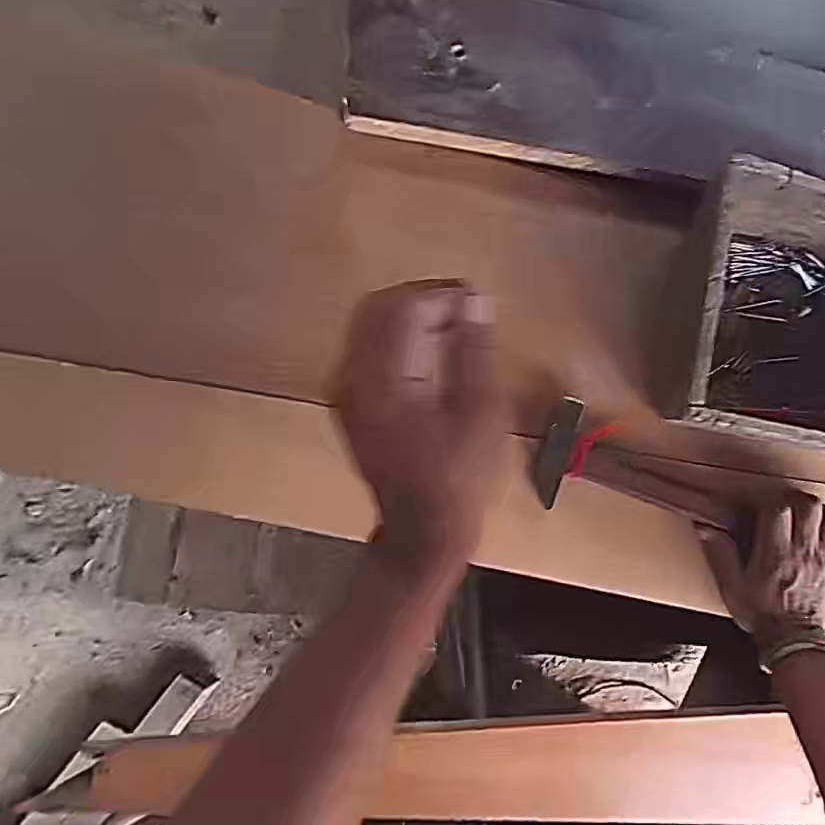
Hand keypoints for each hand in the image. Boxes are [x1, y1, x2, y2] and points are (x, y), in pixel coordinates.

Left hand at [334, 281, 506, 571]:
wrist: (423, 528)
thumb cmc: (457, 479)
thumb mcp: (480, 413)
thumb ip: (475, 351)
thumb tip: (475, 304)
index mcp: (384, 382)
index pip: (405, 308)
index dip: (443, 295)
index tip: (474, 301)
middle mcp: (353, 381)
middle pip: (378, 307)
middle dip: (424, 298)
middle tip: (464, 308)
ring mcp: (345, 393)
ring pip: (368, 325)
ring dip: (409, 316)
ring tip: (451, 326)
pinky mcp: (349, 404)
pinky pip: (365, 350)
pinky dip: (396, 339)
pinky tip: (428, 352)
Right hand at [698, 492, 824, 653]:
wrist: (793, 639)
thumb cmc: (762, 613)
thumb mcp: (732, 586)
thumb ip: (720, 555)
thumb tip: (705, 529)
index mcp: (776, 555)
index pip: (778, 510)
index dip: (768, 502)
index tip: (760, 508)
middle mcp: (803, 551)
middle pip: (809, 505)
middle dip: (794, 499)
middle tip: (783, 505)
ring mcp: (824, 557)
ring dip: (817, 510)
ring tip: (802, 517)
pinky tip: (822, 532)